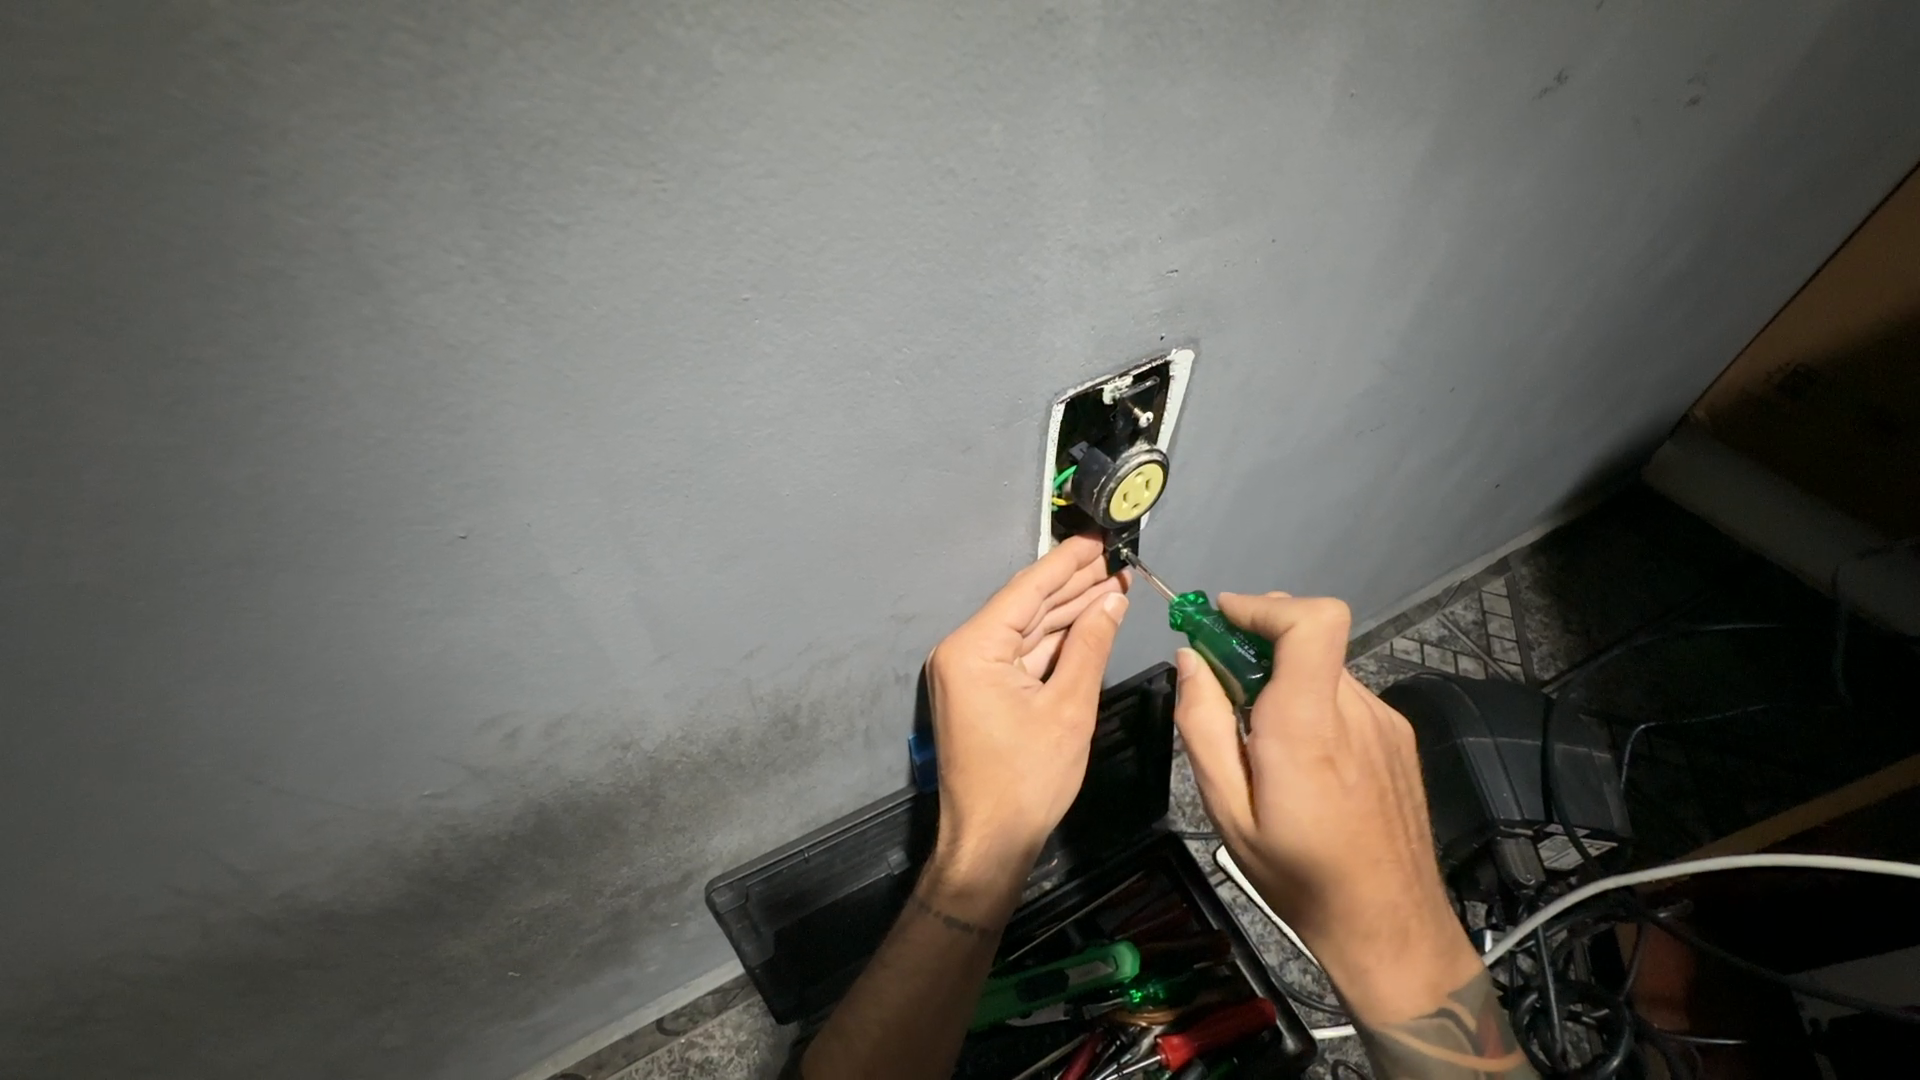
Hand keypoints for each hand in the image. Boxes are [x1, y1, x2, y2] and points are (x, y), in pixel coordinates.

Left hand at [925, 536, 1129, 877]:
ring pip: (1028, 630)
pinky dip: (1056, 642)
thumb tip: (1112, 599)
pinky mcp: (983, 690)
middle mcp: (964, 651)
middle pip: (1026, 607)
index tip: (1097, 538)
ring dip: (1069, 611)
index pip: (1026, 591)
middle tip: (1116, 559)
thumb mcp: (1069, 708)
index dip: (1066, 563)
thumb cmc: (1027, 779)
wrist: (990, 842)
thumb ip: (1090, 645)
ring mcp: (971, 671)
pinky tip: (1089, 620)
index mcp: (973, 648)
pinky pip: (1024, 655)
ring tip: (1113, 583)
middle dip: (1073, 586)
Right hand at [1174, 593, 1481, 1024]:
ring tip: (1257, 729)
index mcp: (1307, 726)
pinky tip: (1300, 753)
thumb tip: (1190, 660)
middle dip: (1257, 636)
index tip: (1220, 618)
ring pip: (1323, 664)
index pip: (1311, 622)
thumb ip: (1203, 725)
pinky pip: (1343, 693)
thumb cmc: (1297, 872)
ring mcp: (1384, 722)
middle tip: (1219, 672)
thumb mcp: (1227, 808)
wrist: (1389, 925)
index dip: (1263, 606)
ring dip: (1282, 672)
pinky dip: (1310, 697)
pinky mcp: (1397, 737)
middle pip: (1310, 635)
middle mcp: (1354, 710)